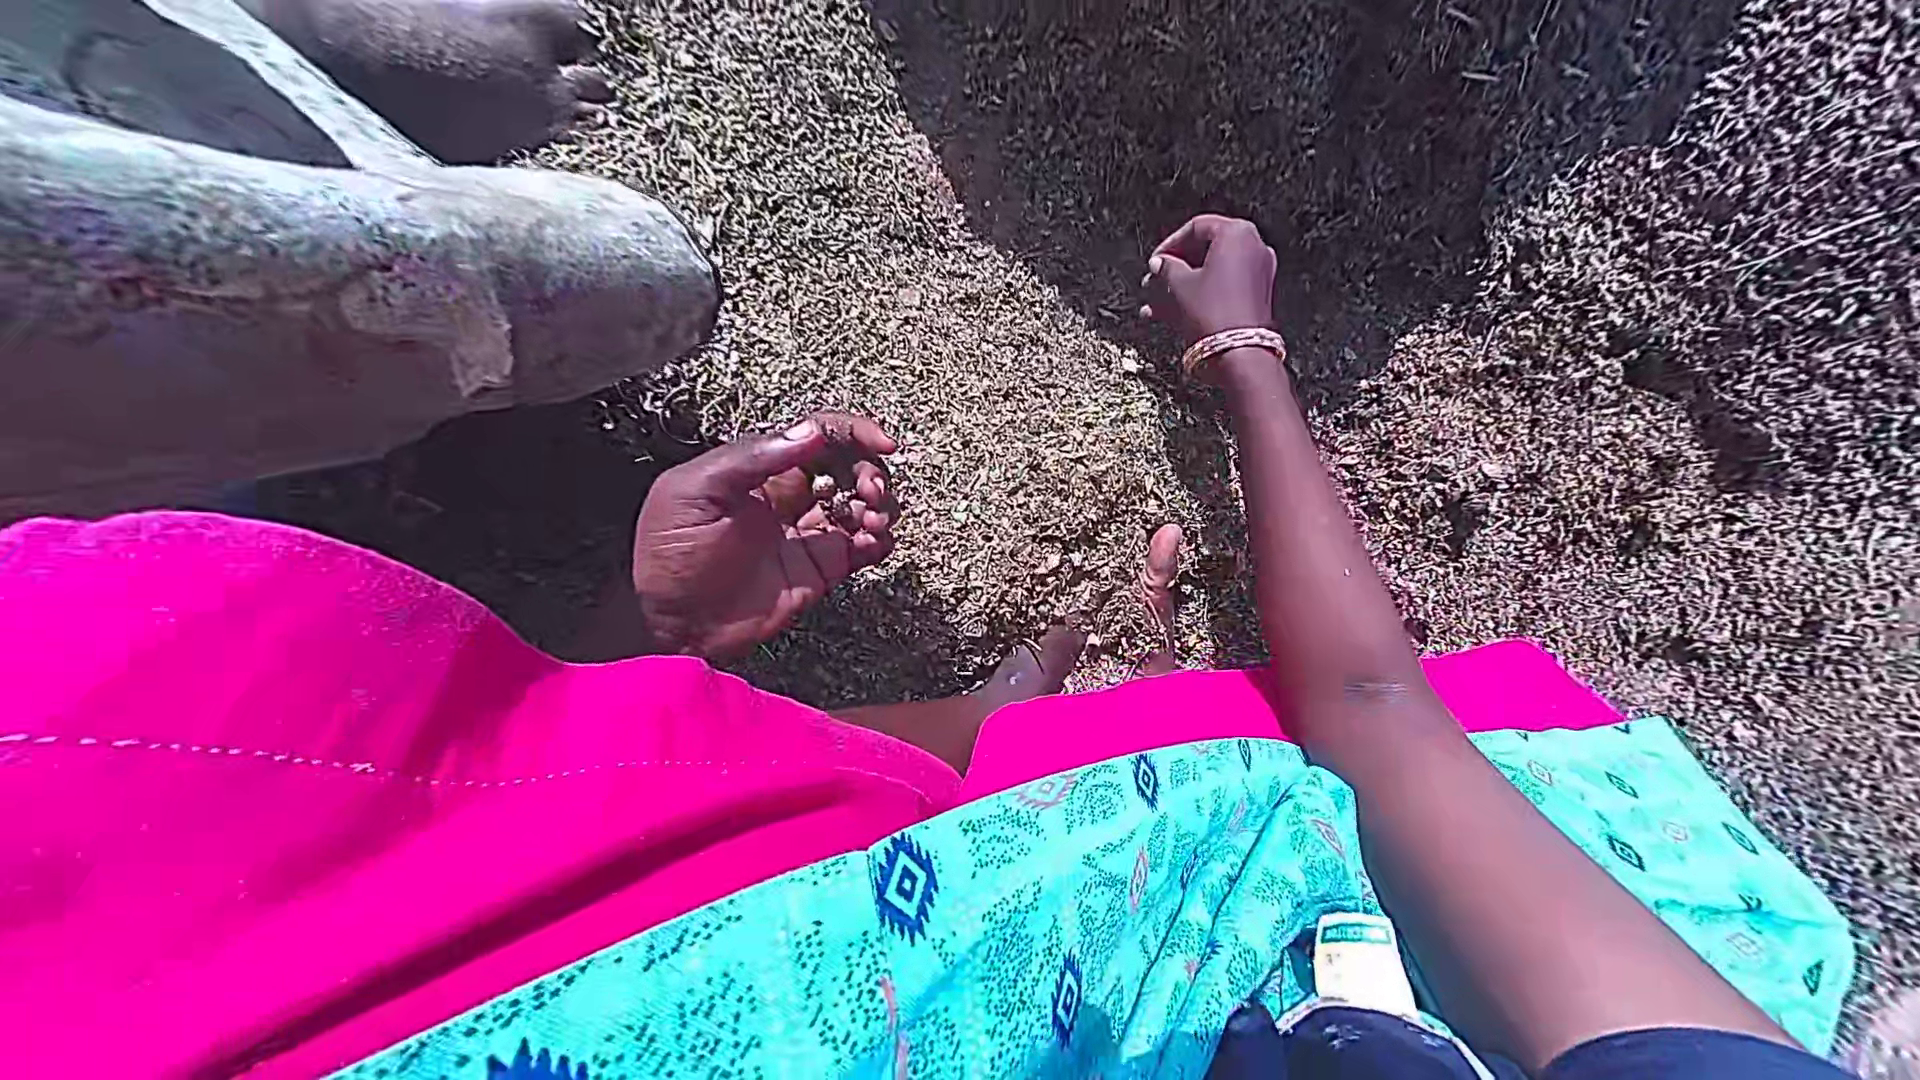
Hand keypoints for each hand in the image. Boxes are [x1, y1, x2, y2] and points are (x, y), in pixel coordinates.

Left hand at [630, 413, 899, 662]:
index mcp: (762, 469)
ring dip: (881, 506)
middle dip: (871, 472)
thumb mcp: (694, 492)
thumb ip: (752, 459)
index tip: (882, 442)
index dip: (854, 432)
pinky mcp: (822, 568)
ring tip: (870, 521)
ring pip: (863, 505)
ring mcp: (809, 533)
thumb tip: (812, 433)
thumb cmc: (670, 556)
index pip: (818, 435)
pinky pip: (864, 547)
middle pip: (850, 467)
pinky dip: (879, 541)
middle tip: (870, 492)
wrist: (674, 626)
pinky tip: (872, 543)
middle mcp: (791, 496)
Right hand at [1140, 214, 1277, 345]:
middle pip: (1207, 249)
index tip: (1155, 261)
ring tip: (1157, 301)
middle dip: (1176, 266)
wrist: (1239, 351)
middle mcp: (1252, 247)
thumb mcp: (1180, 286)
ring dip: (1183, 284)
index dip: (1170, 244)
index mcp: (1236, 234)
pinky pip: (1222, 287)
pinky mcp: (1255, 295)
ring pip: (1212, 271)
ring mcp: (1257, 271)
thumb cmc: (1214, 313)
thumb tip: (1159, 263)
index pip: (1197, 227)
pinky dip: (1200, 294)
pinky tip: (1173, 312)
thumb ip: (1167, 268)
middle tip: (1155, 280)